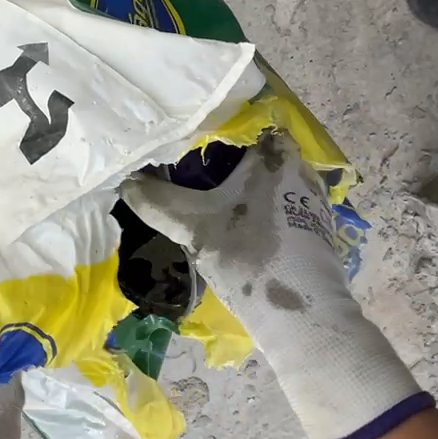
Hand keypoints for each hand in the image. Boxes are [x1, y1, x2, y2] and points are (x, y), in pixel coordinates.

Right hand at [122, 136, 429, 438]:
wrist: (303, 317)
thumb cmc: (252, 256)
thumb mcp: (194, 227)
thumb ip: (157, 201)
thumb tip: (125, 182)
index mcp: (276, 155)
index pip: (241, 122)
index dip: (210, 127)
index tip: (183, 139)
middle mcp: (300, 168)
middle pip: (252, 150)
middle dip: (220, 157)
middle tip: (184, 166)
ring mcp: (309, 199)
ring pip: (265, 176)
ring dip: (237, 182)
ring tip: (201, 191)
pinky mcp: (312, 226)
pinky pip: (275, 198)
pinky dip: (252, 201)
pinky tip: (229, 219)